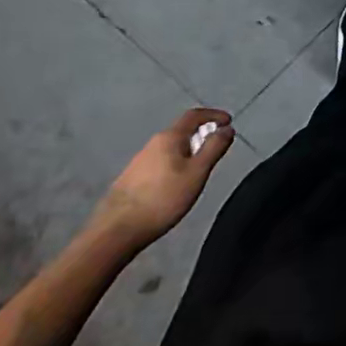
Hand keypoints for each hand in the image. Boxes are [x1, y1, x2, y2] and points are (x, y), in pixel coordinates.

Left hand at [86, 108, 234, 252]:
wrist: (116, 230)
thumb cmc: (162, 199)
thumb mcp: (196, 173)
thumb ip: (214, 148)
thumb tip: (227, 129)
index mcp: (169, 137)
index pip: (194, 115)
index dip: (213, 115)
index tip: (228, 121)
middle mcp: (153, 143)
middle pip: (181, 130)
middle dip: (202, 134)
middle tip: (216, 147)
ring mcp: (140, 160)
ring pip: (170, 147)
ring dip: (189, 149)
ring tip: (199, 168)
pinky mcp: (132, 177)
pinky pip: (161, 160)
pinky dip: (176, 161)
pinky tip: (176, 183)